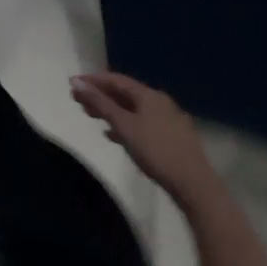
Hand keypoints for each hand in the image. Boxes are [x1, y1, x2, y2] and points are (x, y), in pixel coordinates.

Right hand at [71, 72, 217, 197]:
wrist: (195, 186)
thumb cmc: (156, 150)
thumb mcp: (124, 125)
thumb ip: (100, 103)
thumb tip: (77, 82)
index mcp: (150, 96)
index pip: (116, 80)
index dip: (92, 80)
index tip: (72, 83)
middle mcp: (161, 103)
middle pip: (124, 94)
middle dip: (100, 96)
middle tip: (78, 101)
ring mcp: (169, 121)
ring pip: (133, 110)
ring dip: (111, 111)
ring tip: (91, 117)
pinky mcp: (173, 138)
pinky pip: (143, 124)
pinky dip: (125, 125)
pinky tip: (114, 135)